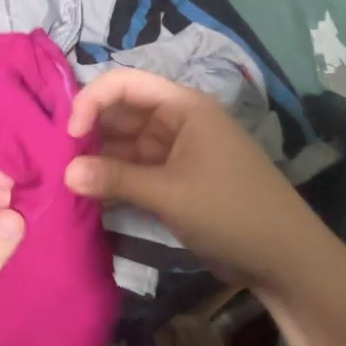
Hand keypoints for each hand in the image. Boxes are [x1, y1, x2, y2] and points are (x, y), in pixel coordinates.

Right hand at [64, 67, 325, 287]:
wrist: (288, 262)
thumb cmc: (232, 212)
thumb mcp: (170, 194)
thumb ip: (116, 179)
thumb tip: (65, 172)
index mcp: (183, 106)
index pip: (124, 83)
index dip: (91, 100)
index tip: (70, 134)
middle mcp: (177, 121)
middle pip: (121, 112)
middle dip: (89, 132)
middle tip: (57, 160)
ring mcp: (176, 152)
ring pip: (124, 144)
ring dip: (97, 158)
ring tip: (66, 179)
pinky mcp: (175, 180)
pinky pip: (134, 169)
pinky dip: (113, 179)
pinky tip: (87, 195)